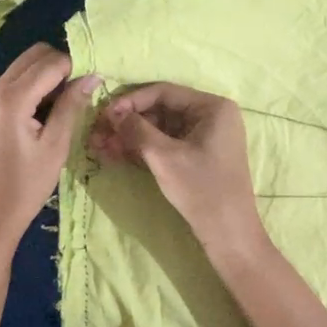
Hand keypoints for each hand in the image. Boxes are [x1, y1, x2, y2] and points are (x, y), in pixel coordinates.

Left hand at [0, 44, 98, 236]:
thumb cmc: (28, 184)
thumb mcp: (57, 144)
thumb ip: (72, 104)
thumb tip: (93, 75)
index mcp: (11, 99)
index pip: (49, 63)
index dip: (76, 67)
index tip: (95, 80)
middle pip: (34, 55)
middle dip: (60, 65)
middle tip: (81, 88)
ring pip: (24, 64)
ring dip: (48, 73)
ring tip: (68, 99)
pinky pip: (15, 79)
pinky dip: (35, 83)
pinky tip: (49, 106)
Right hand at [88, 83, 268, 256]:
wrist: (228, 233)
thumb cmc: (201, 189)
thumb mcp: (164, 156)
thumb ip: (136, 129)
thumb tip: (113, 113)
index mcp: (212, 107)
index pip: (163, 92)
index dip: (131, 101)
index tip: (105, 114)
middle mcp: (211, 116)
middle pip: (160, 110)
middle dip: (128, 123)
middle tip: (99, 134)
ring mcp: (204, 138)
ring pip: (159, 130)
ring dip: (130, 138)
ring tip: (101, 147)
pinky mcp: (196, 157)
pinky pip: (165, 145)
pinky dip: (142, 150)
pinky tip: (115, 155)